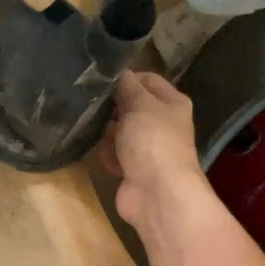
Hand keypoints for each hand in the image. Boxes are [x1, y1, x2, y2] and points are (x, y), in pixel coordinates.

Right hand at [99, 72, 206, 232]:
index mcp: (171, 103)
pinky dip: (108, 156)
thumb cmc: (152, 141)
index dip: (127, 79)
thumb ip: (127, 87)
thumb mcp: (139, 105)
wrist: (157, 192)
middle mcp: (161, 123)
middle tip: (93, 108)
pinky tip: (103, 157)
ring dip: (108, 134)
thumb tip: (119, 73)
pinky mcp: (133, 169)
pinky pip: (115, 156)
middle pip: (132, 108)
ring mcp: (147, 148)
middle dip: (113, 108)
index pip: (148, 81)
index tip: (103, 83)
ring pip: (121, 133)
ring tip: (94, 132)